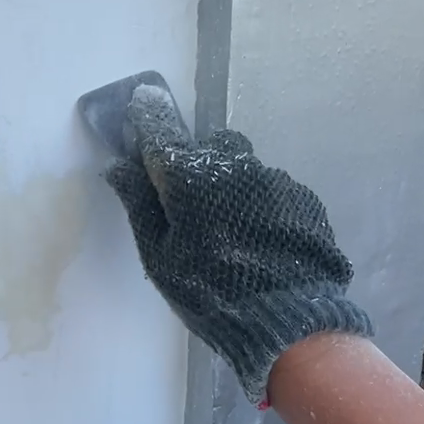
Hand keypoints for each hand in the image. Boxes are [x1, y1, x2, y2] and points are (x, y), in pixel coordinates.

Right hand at [105, 87, 369, 402]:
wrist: (291, 320)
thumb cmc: (210, 292)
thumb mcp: (160, 257)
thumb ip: (140, 205)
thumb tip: (119, 166)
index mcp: (189, 177)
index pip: (160, 129)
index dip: (147, 116)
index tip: (141, 102)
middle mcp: (234, 164)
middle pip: (209, 147)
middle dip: (197, 164)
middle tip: (193, 205)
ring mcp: (274, 179)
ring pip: (244, 171)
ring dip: (233, 191)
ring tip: (234, 237)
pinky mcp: (304, 199)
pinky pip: (272, 192)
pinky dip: (261, 208)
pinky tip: (261, 244)